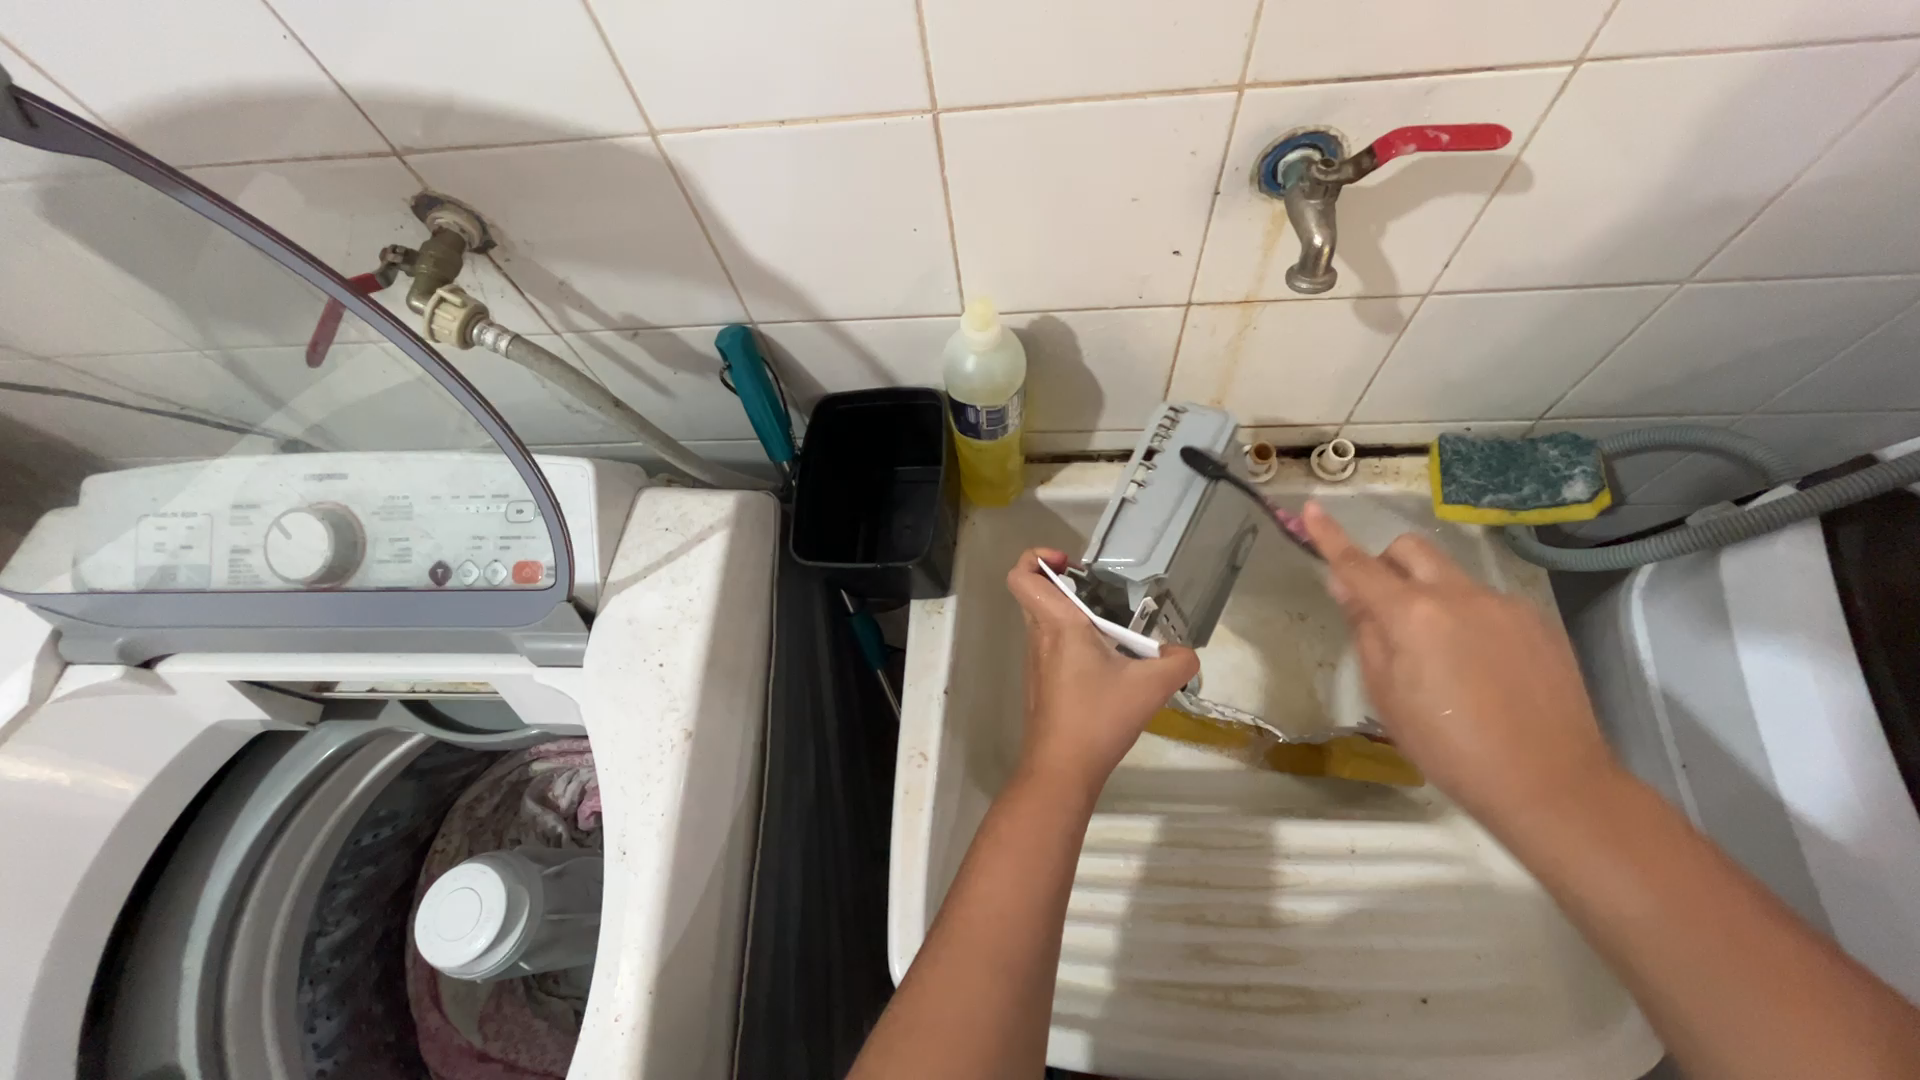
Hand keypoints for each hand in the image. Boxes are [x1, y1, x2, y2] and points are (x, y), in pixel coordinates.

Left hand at [1004, 549, 1199, 797]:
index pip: (1022, 576)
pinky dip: (1077, 645)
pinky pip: (1055, 648)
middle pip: (1038, 595)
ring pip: (1048, 623)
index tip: (1070, 565)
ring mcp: (1037, 662)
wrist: (1062, 769)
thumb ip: (1177, 663)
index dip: (1036, 558)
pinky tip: (1111, 666)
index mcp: (1058, 625)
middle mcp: (1040, 637)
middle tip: (1103, 594)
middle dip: (1067, 585)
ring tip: (1116, 630)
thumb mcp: (1151, 687)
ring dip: (1076, 617)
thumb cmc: (1098, 718)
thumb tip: (1185, 654)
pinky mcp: (1042, 684)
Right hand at [1301, 503, 1620, 821]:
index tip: (1310, 508)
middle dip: (1387, 564)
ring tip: (1440, 655)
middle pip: (1411, 550)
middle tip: (1382, 607)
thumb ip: (1365, 632)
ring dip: (1430, 595)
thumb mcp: (1386, 695)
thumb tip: (1347, 587)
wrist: (1550, 782)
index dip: (1330, 537)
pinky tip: (1481, 668)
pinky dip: (1468, 619)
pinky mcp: (1537, 622)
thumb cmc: (1448, 747)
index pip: (1359, 565)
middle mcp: (1459, 596)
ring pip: (1451, 577)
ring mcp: (1505, 605)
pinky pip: (1487, 603)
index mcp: (1413, 616)